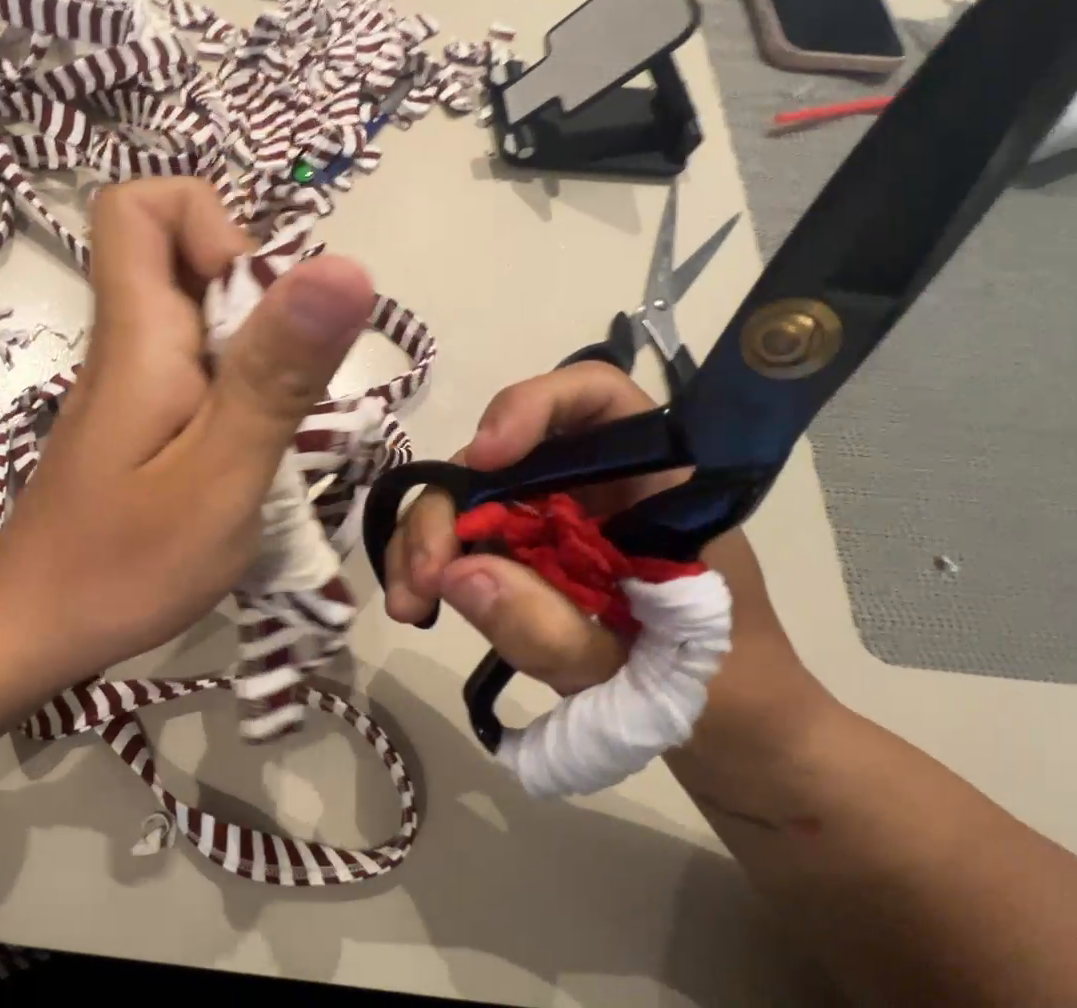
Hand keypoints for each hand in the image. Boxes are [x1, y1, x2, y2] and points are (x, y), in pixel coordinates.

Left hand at [0, 178, 374, 677]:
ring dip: (251, 353)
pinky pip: (190, 369)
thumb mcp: (221, 474)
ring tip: (265, 430)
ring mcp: (126, 383)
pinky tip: (241, 456)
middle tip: (276, 386)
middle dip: (254, 298)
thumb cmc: (125, 564)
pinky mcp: (132, 421)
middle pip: (181, 255)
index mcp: (136, 335)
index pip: (141, 206)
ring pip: (194, 317)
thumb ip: (275, 375)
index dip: (211, 224)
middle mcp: (123, 343)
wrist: (35, 626)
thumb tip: (341, 266)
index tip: (257, 303)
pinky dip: (231, 392)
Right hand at [380, 362, 794, 699]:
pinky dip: (432, 568)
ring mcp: (555, 525)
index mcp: (657, 490)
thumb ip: (557, 632)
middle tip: (423, 575)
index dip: (532, 408)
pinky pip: (465, 544)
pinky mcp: (528, 559)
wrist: (740, 746)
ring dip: (427, 542)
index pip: (595, 401)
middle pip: (504, 461)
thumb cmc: (727, 702)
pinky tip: (416, 607)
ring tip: (407, 604)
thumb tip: (455, 577)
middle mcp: (595, 492)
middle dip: (450, 506)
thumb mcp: (647, 681)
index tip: (487, 458)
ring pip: (470, 502)